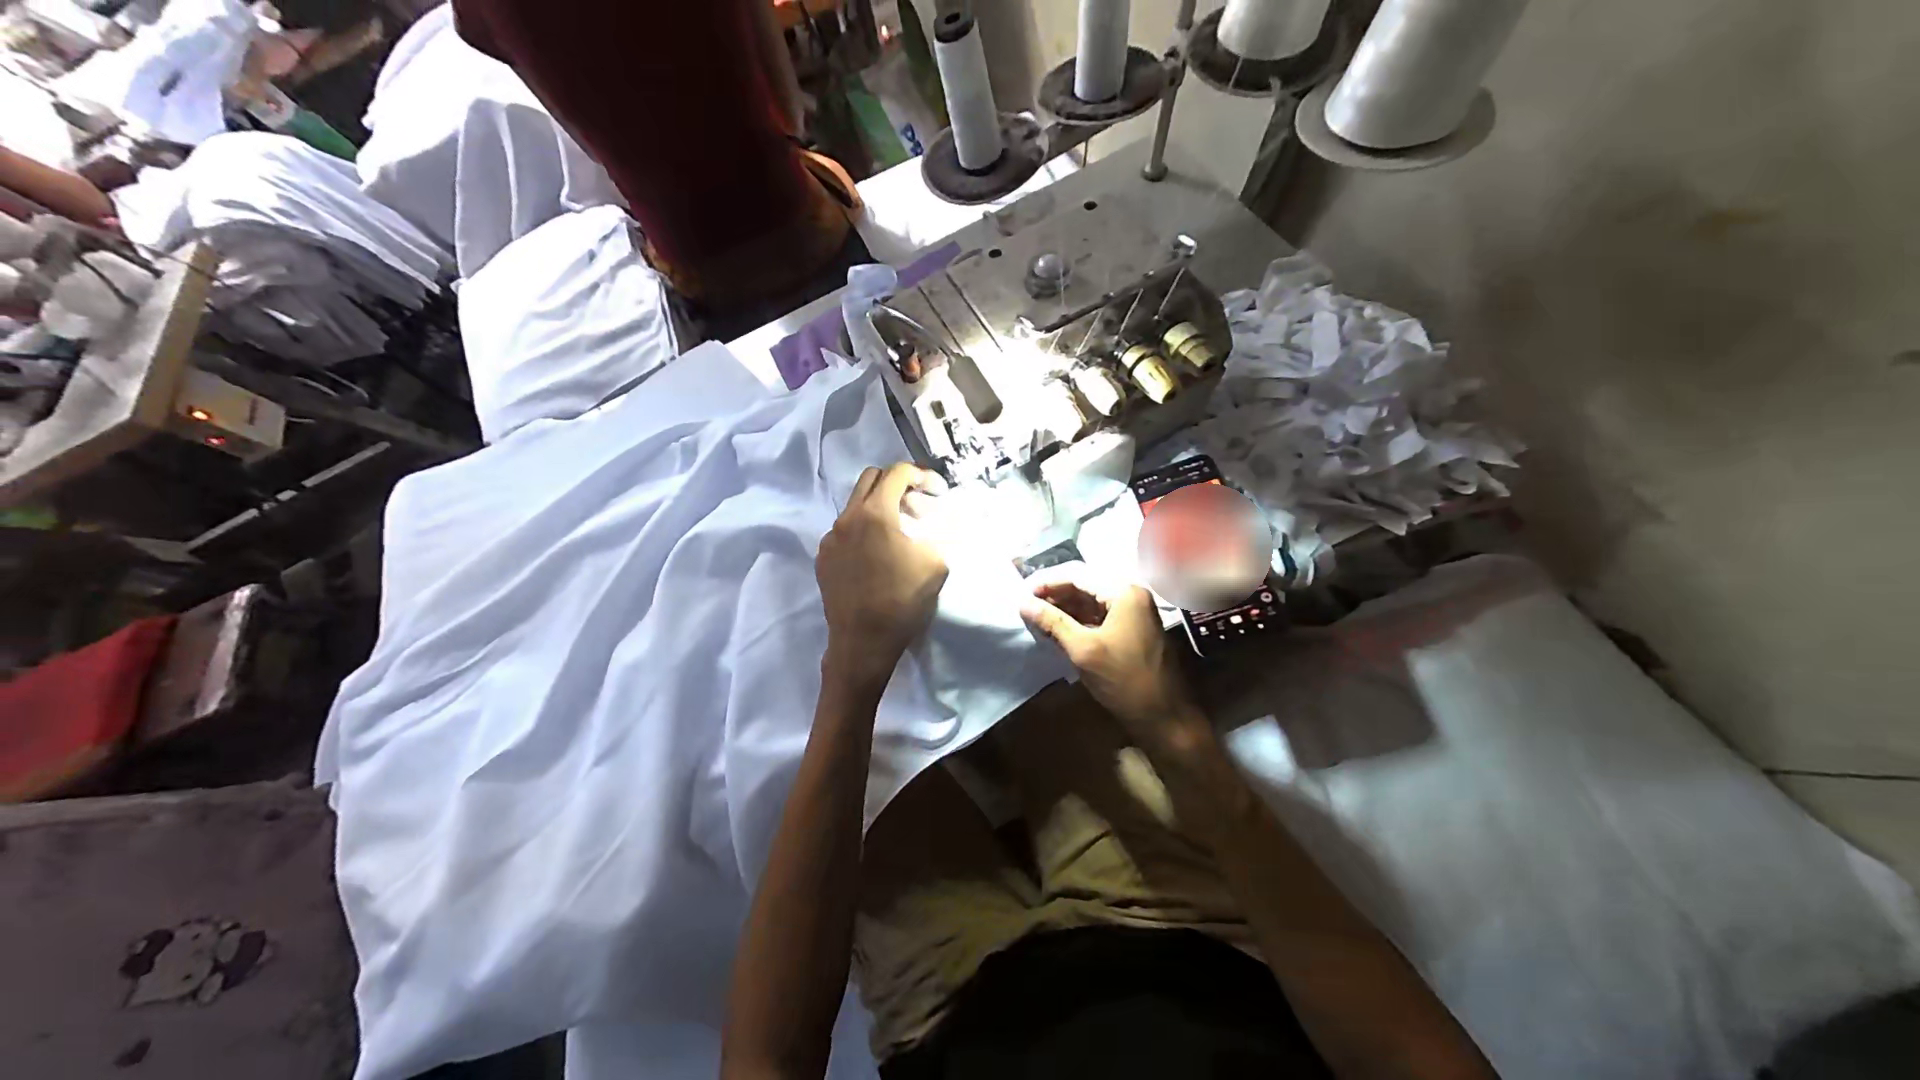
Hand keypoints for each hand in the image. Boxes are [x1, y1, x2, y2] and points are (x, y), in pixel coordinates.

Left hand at [817, 464, 948, 687]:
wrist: (863, 642)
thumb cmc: (903, 602)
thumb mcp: (935, 564)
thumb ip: (934, 534)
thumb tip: (927, 525)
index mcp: (876, 514)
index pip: (897, 474)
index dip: (921, 475)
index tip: (936, 490)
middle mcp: (847, 518)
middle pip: (870, 479)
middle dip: (896, 484)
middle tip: (916, 505)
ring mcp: (830, 538)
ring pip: (854, 506)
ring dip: (878, 508)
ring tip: (897, 533)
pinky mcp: (823, 558)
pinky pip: (844, 532)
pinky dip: (862, 531)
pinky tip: (876, 555)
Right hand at [1020, 569, 1205, 747]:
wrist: (1164, 716)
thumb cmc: (1124, 680)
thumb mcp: (1083, 650)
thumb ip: (1053, 622)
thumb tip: (1023, 603)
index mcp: (1124, 592)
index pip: (1078, 575)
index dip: (1048, 583)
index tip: (1023, 594)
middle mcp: (1131, 594)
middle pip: (1085, 585)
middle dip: (1055, 595)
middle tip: (1028, 606)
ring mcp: (1134, 612)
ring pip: (1091, 601)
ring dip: (1065, 608)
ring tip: (1037, 617)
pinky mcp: (1132, 628)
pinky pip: (1100, 615)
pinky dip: (1078, 620)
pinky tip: (1058, 628)